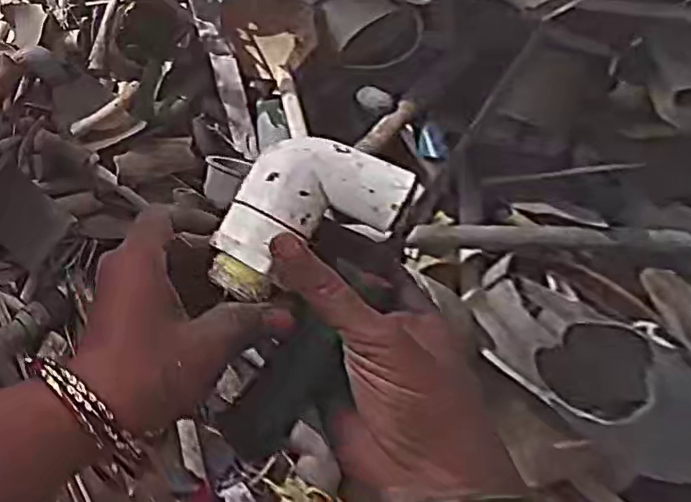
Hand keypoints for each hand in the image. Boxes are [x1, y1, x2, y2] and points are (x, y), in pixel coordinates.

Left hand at [69, 208, 287, 434]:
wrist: (101, 403)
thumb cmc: (141, 371)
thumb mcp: (205, 344)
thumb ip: (243, 322)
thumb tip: (274, 314)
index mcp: (136, 259)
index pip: (161, 215)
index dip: (194, 217)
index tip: (222, 230)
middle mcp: (120, 265)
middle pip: (162, 240)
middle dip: (203, 254)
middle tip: (238, 270)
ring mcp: (115, 285)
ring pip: (156, 264)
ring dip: (193, 276)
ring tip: (230, 296)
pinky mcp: (116, 306)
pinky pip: (147, 284)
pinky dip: (177, 291)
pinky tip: (206, 317)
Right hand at [269, 234, 521, 498]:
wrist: (423, 488)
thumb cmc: (441, 425)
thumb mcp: (383, 340)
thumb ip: (330, 291)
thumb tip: (289, 246)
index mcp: (405, 313)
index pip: (366, 259)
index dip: (334, 237)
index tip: (298, 216)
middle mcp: (372, 328)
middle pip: (325, 282)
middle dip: (294, 263)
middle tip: (261, 237)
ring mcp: (342, 352)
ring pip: (301, 309)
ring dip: (277, 294)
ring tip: (249, 267)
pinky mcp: (314, 374)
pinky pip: (283, 340)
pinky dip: (266, 326)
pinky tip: (251, 309)